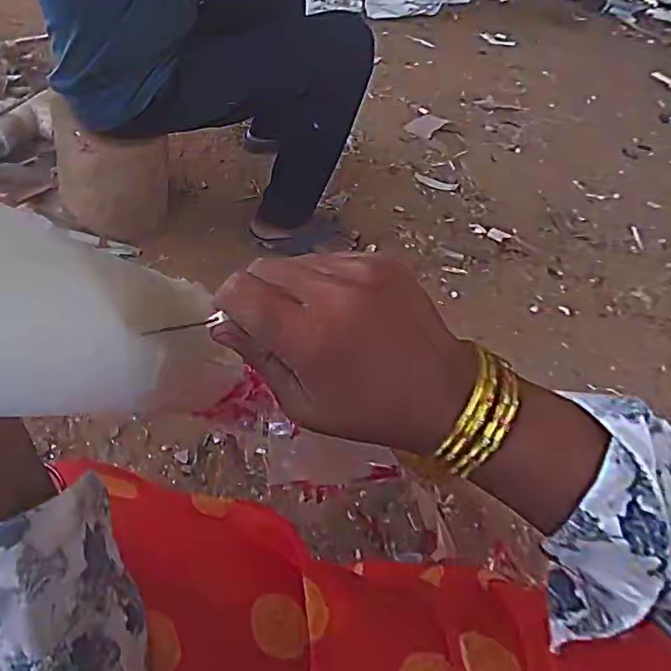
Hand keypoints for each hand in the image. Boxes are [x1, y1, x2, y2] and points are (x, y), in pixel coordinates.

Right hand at [210, 254, 479, 453]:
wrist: (447, 396)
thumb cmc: (368, 412)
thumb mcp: (303, 404)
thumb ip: (258, 358)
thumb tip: (222, 326)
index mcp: (307, 337)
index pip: (239, 290)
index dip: (227, 301)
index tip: (235, 318)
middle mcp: (331, 294)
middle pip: (261, 267)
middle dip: (254, 290)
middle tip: (272, 319)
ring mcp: (360, 272)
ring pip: (293, 260)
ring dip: (287, 283)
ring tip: (310, 313)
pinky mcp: (381, 261)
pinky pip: (327, 258)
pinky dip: (320, 278)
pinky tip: (340, 305)